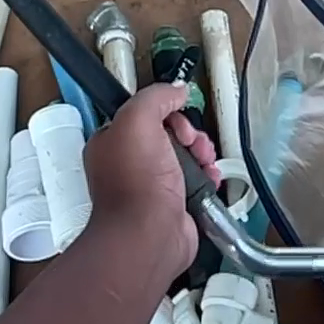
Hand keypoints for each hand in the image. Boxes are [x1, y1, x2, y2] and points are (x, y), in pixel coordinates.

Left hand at [81, 83, 217, 275]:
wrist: (150, 233)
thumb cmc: (136, 181)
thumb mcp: (138, 119)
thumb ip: (156, 97)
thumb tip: (176, 90)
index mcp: (112, 142)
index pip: (144, 114)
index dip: (165, 111)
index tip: (175, 116)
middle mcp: (130, 164)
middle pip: (170, 133)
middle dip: (189, 133)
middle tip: (192, 142)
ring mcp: (153, 185)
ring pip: (187, 156)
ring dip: (202, 153)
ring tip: (204, 160)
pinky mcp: (175, 202)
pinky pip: (198, 180)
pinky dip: (208, 176)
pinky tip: (210, 177)